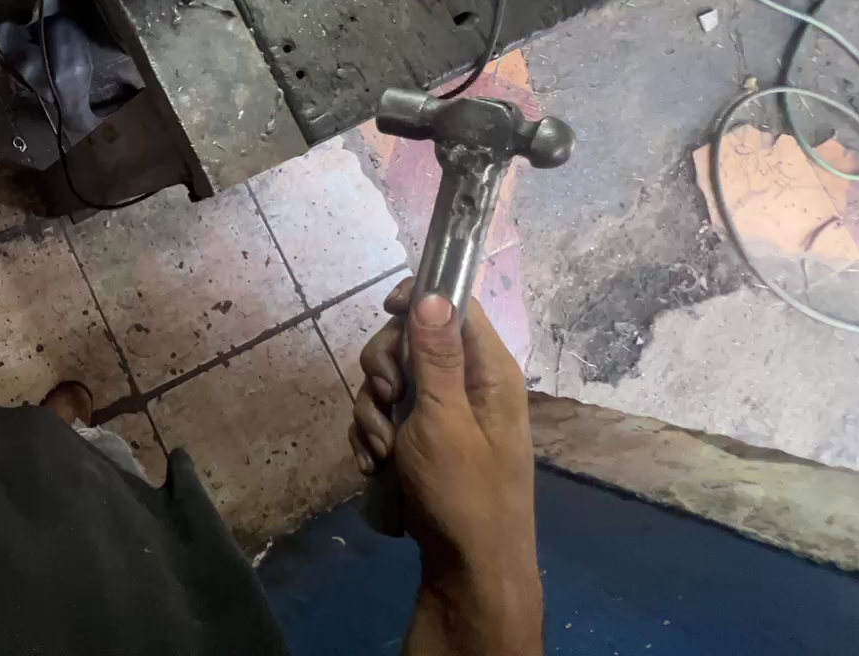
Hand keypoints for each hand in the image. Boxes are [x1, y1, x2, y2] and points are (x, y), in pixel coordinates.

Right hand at [350, 280, 540, 653]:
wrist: (463, 566)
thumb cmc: (464, 491)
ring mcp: (438, 408)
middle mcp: (464, 382)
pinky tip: (375, 460)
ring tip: (382, 447)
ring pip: (387, 376)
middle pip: (408, 338)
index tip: (386, 310)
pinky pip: (380, 410)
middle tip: (386, 396)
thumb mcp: (444, 419)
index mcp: (487, 371)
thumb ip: (436, 356)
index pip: (455, 305)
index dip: (419, 298)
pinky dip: (371, 431)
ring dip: (372, 408)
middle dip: (384, 367)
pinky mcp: (416, 432)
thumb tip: (431, 294)